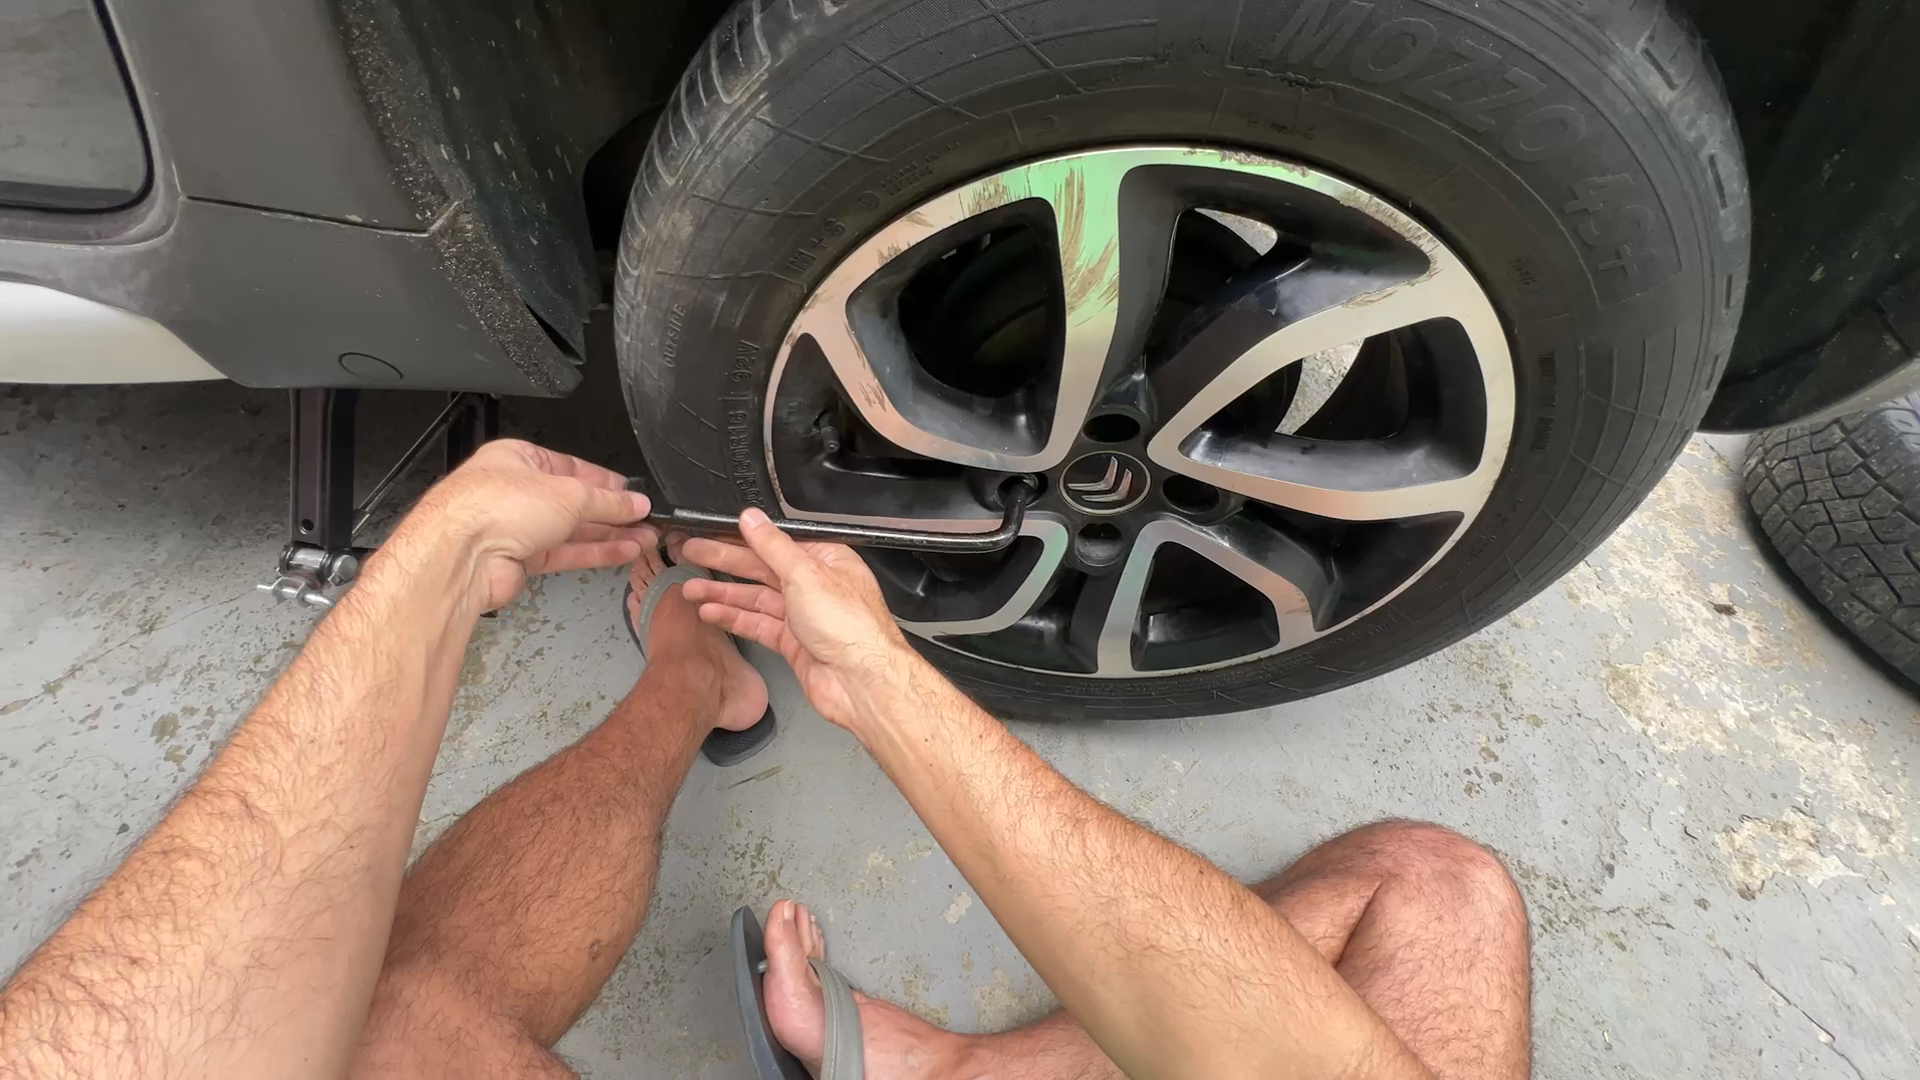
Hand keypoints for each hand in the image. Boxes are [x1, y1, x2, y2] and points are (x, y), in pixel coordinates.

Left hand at [392, 439, 654, 611]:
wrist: (460, 557)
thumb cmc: (492, 509)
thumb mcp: (569, 494)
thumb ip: (609, 501)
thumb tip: (635, 502)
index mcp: (519, 459)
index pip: (573, 468)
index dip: (606, 482)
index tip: (633, 494)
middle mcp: (516, 491)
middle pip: (576, 501)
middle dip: (613, 512)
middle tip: (644, 519)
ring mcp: (517, 526)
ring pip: (574, 530)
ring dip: (611, 535)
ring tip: (645, 538)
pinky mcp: (521, 558)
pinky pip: (567, 552)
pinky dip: (596, 552)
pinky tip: (624, 551)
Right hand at [678, 509, 917, 729]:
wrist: (861, 681)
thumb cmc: (852, 627)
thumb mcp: (807, 574)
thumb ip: (774, 547)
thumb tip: (753, 519)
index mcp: (827, 561)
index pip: (778, 542)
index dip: (744, 538)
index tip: (713, 532)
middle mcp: (816, 586)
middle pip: (763, 568)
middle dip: (725, 562)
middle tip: (691, 552)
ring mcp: (804, 616)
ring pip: (757, 598)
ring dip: (723, 593)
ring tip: (690, 588)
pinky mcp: (794, 643)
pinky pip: (758, 625)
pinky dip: (734, 619)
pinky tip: (711, 612)